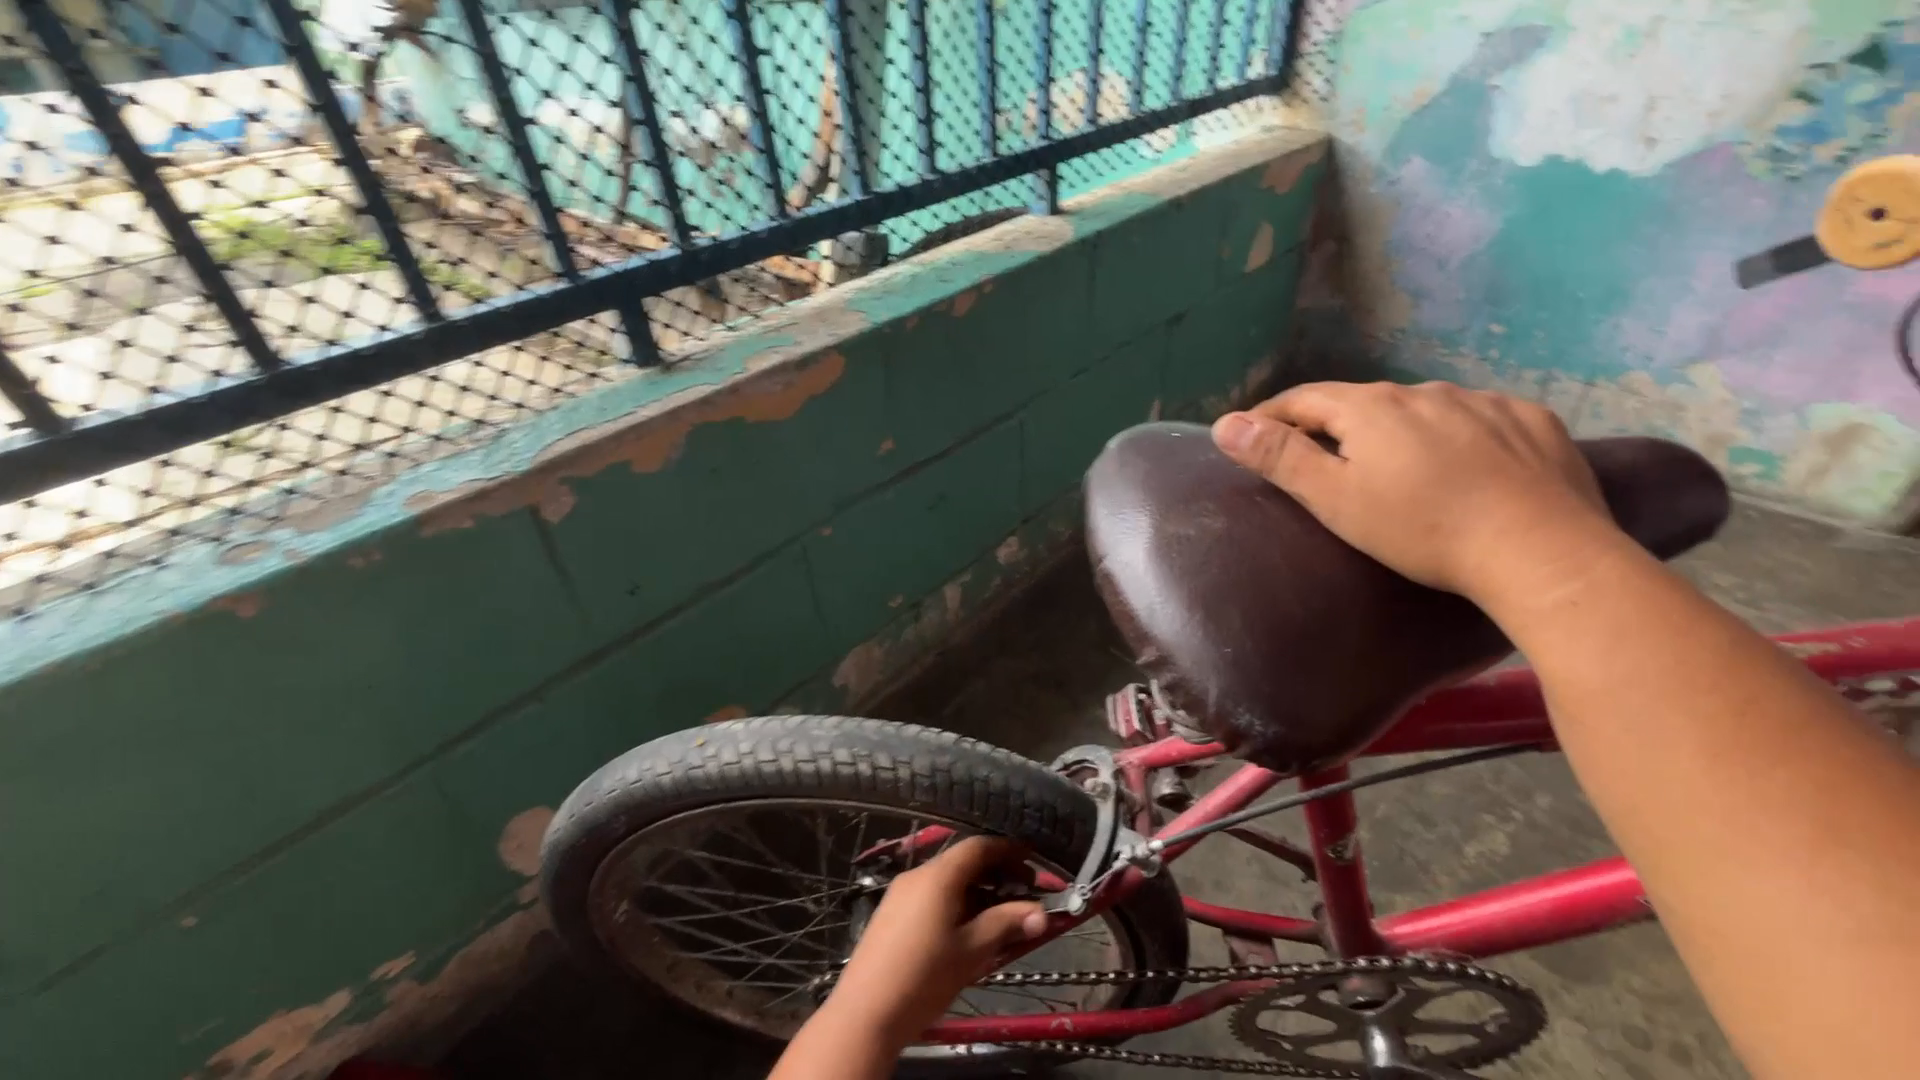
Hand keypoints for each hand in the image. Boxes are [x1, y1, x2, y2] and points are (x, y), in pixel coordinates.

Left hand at [821, 836, 1047, 1046]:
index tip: (1033, 861)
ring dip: (977, 892)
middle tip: (1024, 894)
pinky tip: (967, 930)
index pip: (978, 847)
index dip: (1009, 850)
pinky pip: (931, 897)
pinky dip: (956, 903)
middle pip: (962, 862)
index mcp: (937, 877)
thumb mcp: (971, 951)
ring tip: (1001, 917)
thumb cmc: (923, 977)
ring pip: (947, 881)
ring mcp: (900, 895)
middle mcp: (917, 876)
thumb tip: (1042, 913)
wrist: (864, 1014)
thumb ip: (1006, 925)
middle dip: (996, 874)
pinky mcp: (891, 914)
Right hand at [1210, 381, 1617, 599]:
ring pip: (1422, 409)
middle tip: (1323, 458)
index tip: (1253, 432)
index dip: (1272, 414)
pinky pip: (1477, 419)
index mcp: (1370, 407)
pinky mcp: (1530, 420)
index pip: (1304, 398)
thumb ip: (1278, 456)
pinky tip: (1465, 465)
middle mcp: (1424, 390)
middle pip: (1362, 401)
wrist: (1539, 550)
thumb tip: (1224, 423)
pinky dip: (1456, 435)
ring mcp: (1482, 402)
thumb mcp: (1334, 498)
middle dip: (1335, 424)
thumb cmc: (1419, 528)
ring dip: (1398, 429)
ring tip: (1398, 466)